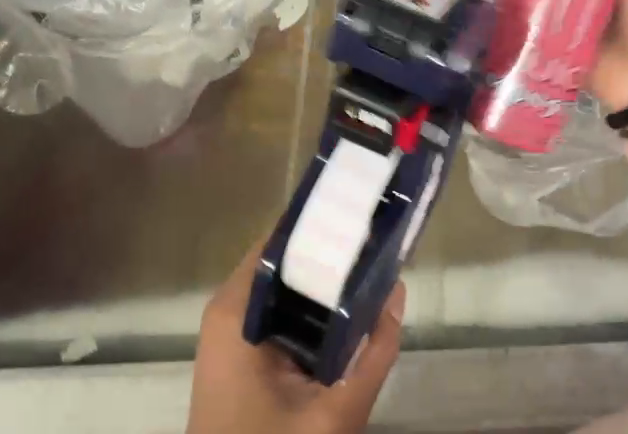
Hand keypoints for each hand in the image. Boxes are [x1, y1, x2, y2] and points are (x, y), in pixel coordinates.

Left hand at [187, 242, 405, 433]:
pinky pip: (280, 316)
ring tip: (374, 267)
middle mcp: (230, 311)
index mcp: (238, 311)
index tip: (367, 216)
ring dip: (324, 283)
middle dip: (332, 253)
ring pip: (285, 289)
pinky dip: (312, 311)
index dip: (325, 227)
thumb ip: (374, 352)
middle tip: (381, 243)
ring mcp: (232, 334)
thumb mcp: (336, 411)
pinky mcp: (240, 356)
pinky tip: (350, 312)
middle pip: (285, 261)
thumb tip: (397, 290)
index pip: (281, 242)